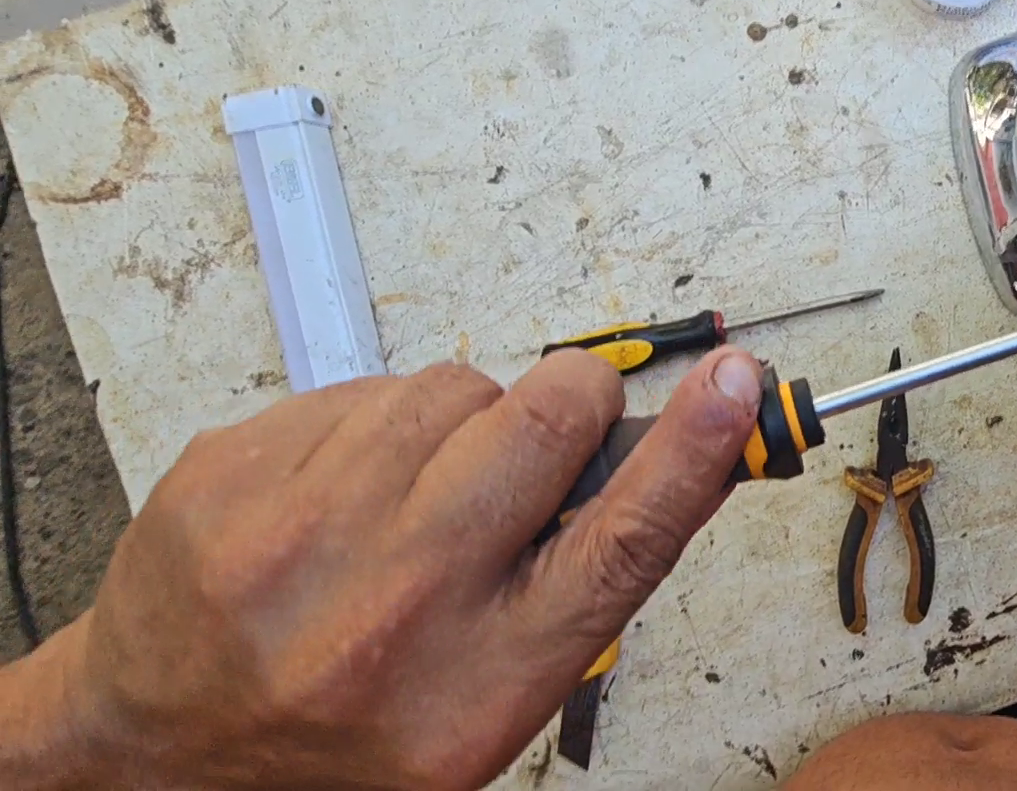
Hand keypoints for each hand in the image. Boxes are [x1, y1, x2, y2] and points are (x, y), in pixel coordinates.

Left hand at [6, 347, 762, 790]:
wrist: (164, 765)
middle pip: (544, 421)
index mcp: (488, 672)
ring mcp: (289, 535)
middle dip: (573, 401)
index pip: (623, 538)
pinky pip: (369, 385)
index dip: (695, 448)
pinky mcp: (224, 471)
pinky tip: (350, 493)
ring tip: (427, 490)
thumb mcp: (519, 674)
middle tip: (549, 437)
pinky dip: (386, 423)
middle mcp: (391, 607)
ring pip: (456, 385)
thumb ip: (612, 558)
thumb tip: (702, 444)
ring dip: (469, 421)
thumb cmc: (376, 719)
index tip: (738, 378)